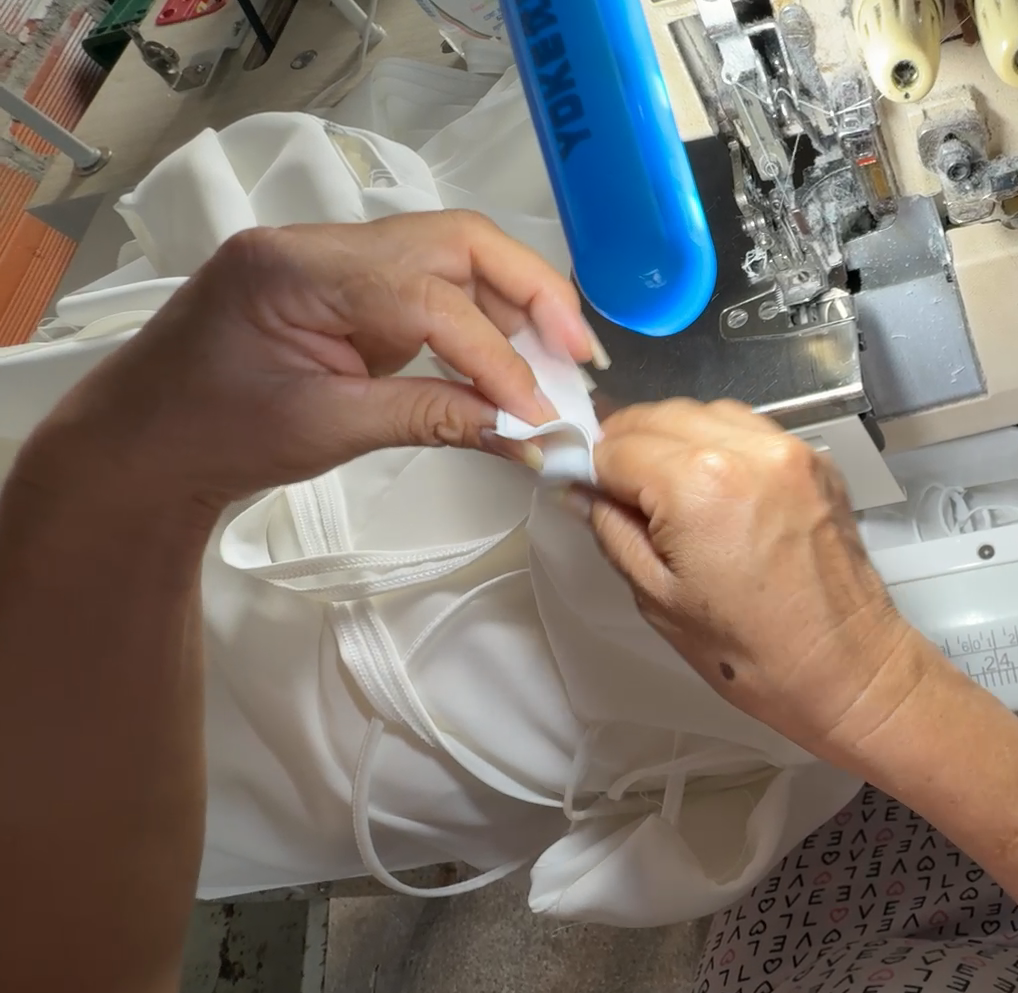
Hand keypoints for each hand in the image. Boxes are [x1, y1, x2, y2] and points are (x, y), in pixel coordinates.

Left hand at [26, 210, 592, 509]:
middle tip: (582, 355)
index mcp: (297, 271)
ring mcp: (348, 262)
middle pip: (464, 241)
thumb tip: (534, 437)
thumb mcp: (333, 428)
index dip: (499, 357)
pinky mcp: (368, 289)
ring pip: (467, 259)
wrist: (148, 438)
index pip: (432, 300)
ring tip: (564, 364)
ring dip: (527, 309)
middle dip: (537, 295)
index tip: (541, 413)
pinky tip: (523, 361)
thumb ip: (442, 421)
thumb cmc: (216, 432)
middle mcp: (327, 246)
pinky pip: (453, 289)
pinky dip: (499, 323)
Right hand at [585, 400, 945, 760]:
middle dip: (628, 446)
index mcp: (701, 484)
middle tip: (619, 490)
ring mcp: (793, 453)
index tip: (578, 484)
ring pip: (708, 413)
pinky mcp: (819, 465)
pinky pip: (754, 431)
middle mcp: (751, 451)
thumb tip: (583, 491)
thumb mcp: (660, 599)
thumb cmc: (757, 653)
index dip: (588, 467)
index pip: (616, 446)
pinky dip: (724, 445)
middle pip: (660, 415)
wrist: (848, 667)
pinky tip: (717, 486)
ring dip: (676, 439)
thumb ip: (613, 531)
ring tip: (669, 490)